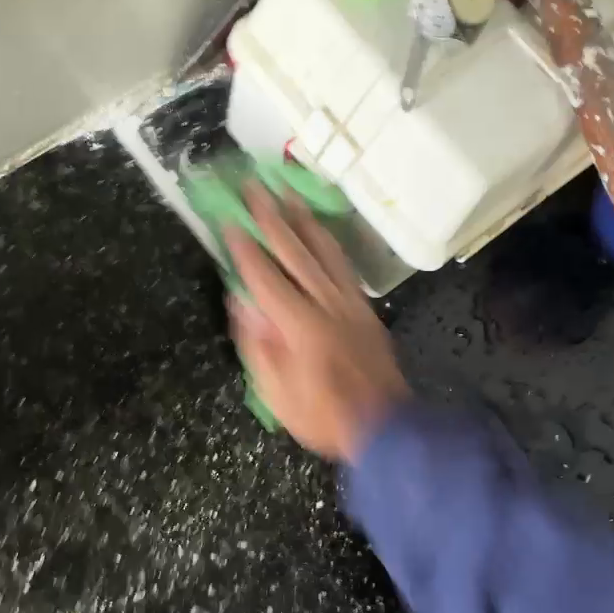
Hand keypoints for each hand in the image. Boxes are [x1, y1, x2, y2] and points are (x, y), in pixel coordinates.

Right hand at [225, 182, 408, 462]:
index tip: (229, 220)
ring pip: (323, 250)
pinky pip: (343, 264)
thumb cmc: (324, 418)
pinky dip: (328, 240)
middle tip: (253, 186)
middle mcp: (326, 304)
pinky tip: (319, 229)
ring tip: (285, 192)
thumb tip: (242, 304)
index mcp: (301, 327)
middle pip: (295, 252)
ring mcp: (349, 303)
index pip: (266, 277)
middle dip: (271, 217)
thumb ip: (260, 347)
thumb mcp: (279, 396)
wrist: (384, 426)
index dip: (245, 247)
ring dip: (301, 218)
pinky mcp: (364, 308)